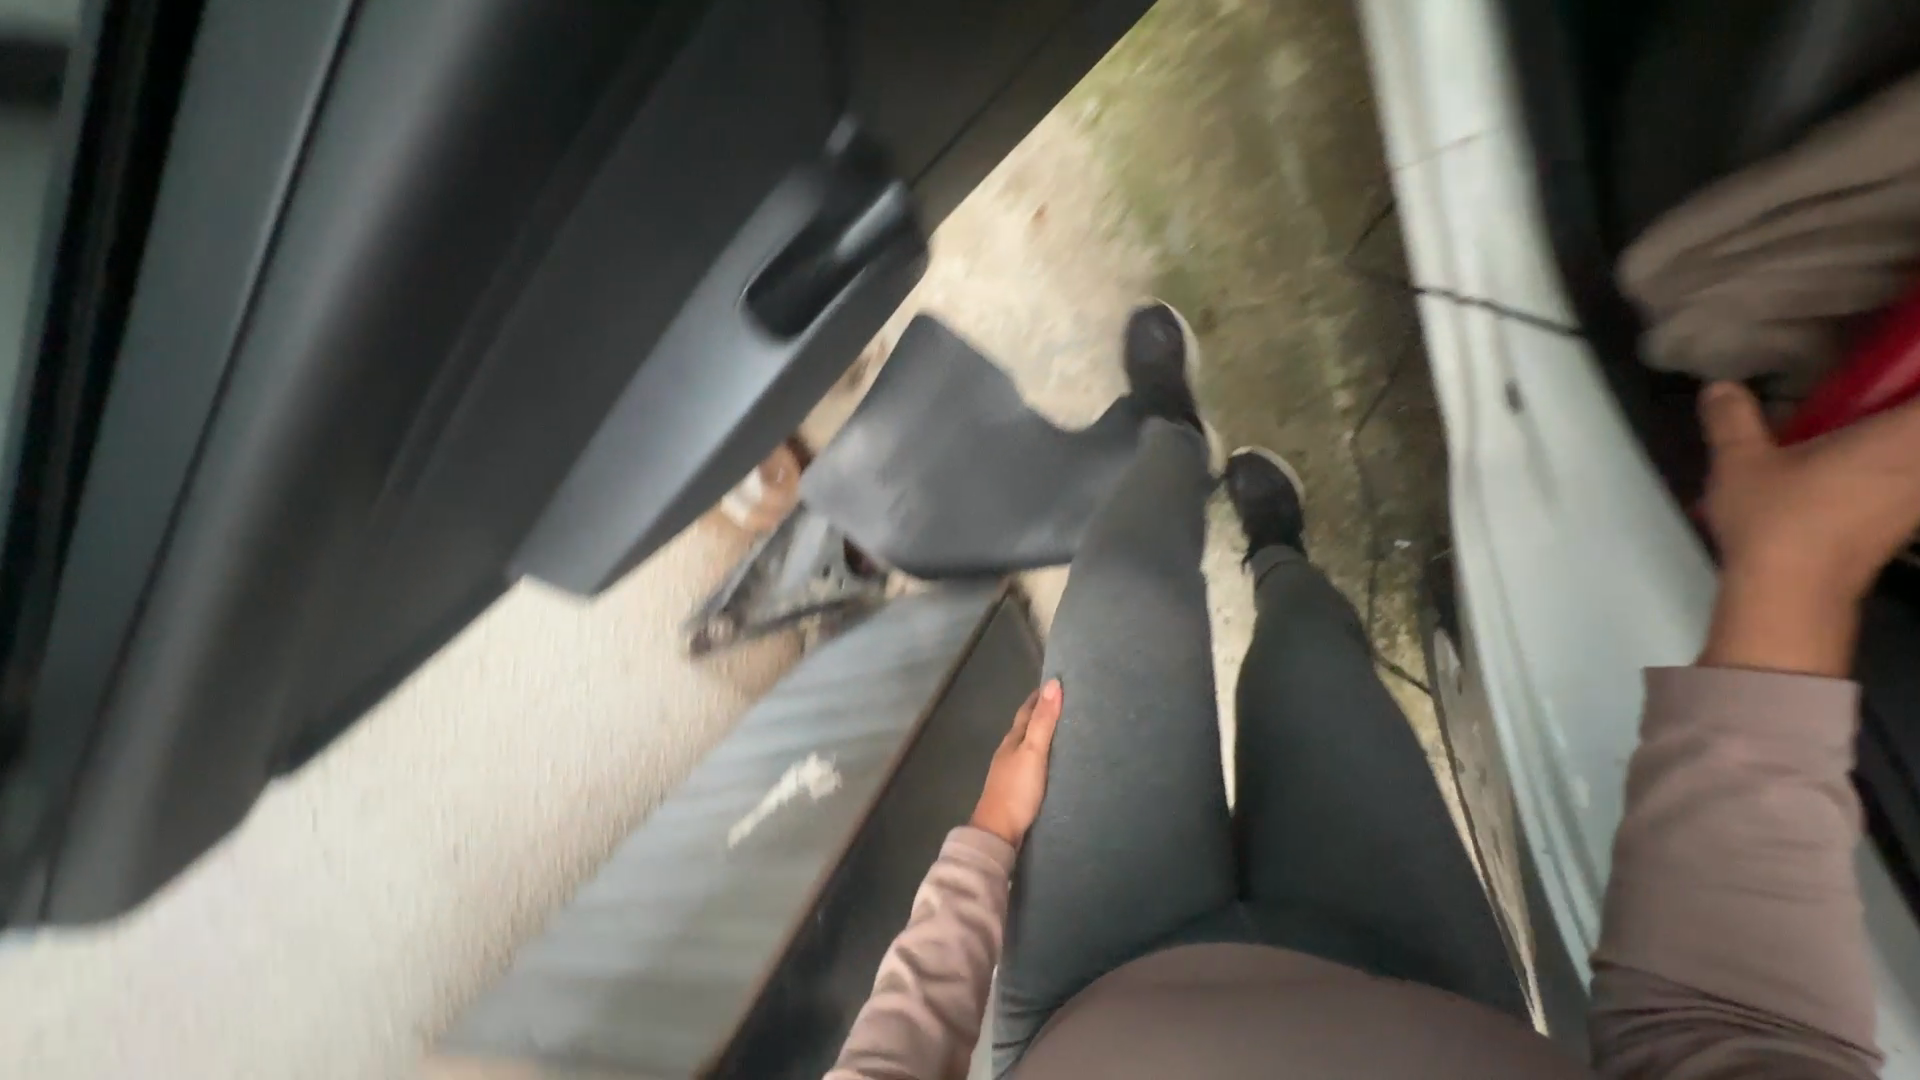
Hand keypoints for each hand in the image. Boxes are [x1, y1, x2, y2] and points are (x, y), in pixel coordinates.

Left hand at [969, 680, 1061, 846]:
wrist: (998, 831)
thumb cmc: (1016, 789)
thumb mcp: (1033, 752)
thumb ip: (1043, 721)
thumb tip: (1053, 683)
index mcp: (1012, 739)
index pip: (1026, 710)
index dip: (1039, 696)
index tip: (1055, 683)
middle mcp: (1008, 751)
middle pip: (1025, 725)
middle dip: (1041, 712)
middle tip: (1063, 703)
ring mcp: (1010, 770)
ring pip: (1027, 744)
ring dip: (1041, 734)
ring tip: (1062, 729)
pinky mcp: (1016, 788)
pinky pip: (1031, 762)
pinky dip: (1042, 754)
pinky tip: (1051, 761)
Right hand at [1696, 381, 1919, 674]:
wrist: (1794, 588)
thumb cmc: (1777, 519)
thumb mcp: (1740, 462)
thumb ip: (1733, 420)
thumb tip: (1722, 387)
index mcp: (1910, 432)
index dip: (1913, 367)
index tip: (1894, 359)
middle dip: (1905, 400)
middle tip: (1880, 386)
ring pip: (1919, 448)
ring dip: (1901, 433)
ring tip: (1869, 420)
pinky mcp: (1915, 512)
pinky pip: (1914, 472)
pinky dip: (1899, 460)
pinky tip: (1865, 457)